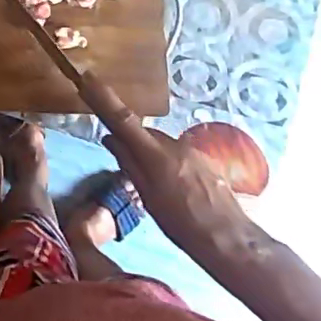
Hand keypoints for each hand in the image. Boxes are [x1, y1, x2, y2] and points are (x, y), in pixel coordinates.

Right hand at [75, 71, 252, 257]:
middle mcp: (174, 144)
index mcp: (155, 154)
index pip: (122, 119)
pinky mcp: (206, 159)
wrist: (232, 242)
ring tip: (156, 186)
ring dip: (152, 156)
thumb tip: (110, 138)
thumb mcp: (148, 197)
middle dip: (133, 142)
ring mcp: (193, 150)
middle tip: (127, 165)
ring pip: (161, 145)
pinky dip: (170, 163)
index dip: (103, 98)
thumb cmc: (183, 225)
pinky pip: (178, 154)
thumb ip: (128, 164)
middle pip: (144, 133)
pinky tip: (177, 188)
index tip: (88, 79)